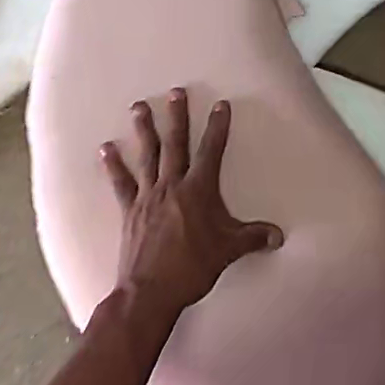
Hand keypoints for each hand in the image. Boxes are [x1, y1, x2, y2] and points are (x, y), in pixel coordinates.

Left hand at [100, 88, 283, 318]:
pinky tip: (105, 148)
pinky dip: (113, 166)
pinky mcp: (130, 211)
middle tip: (175, 92)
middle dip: (177, 116)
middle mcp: (172, 185)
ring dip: (144, 130)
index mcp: (198, 190)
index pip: (211, 151)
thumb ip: (253, 238)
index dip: (218, 126)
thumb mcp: (229, 250)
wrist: (150, 292)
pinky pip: (121, 183)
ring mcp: (148, 196)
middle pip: (176, 144)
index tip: (221, 104)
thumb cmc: (193, 267)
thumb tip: (279, 237)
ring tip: (139, 106)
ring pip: (147, 156)